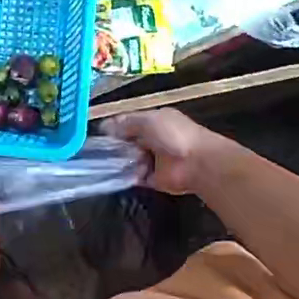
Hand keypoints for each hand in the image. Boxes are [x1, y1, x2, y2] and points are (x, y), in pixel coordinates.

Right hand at [99, 108, 230, 195]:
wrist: (198, 163)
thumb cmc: (174, 135)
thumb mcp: (148, 120)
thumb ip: (126, 123)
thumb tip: (105, 126)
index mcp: (156, 121)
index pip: (130, 123)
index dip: (115, 127)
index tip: (100, 134)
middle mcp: (154, 139)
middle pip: (128, 142)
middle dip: (116, 146)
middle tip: (99, 151)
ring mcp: (154, 159)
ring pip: (130, 159)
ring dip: (121, 161)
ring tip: (108, 163)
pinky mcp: (154, 178)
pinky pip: (136, 177)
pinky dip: (128, 176)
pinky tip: (119, 175)